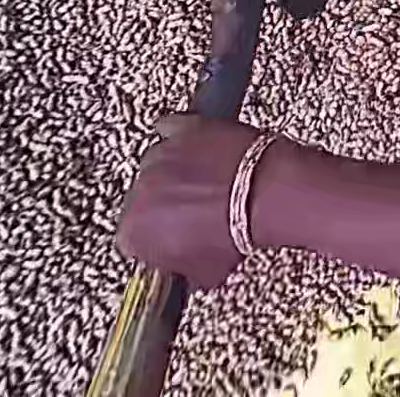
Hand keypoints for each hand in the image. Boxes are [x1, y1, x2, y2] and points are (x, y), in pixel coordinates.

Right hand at [116, 114, 269, 288]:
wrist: (266, 192)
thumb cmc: (239, 227)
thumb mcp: (206, 272)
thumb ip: (182, 268)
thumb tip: (189, 269)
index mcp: (133, 233)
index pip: (135, 235)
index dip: (159, 231)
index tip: (176, 228)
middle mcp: (139, 192)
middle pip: (146, 195)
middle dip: (167, 199)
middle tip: (195, 201)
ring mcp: (162, 155)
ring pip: (159, 160)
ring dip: (175, 165)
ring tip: (204, 172)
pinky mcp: (186, 127)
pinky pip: (172, 126)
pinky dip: (179, 131)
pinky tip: (195, 139)